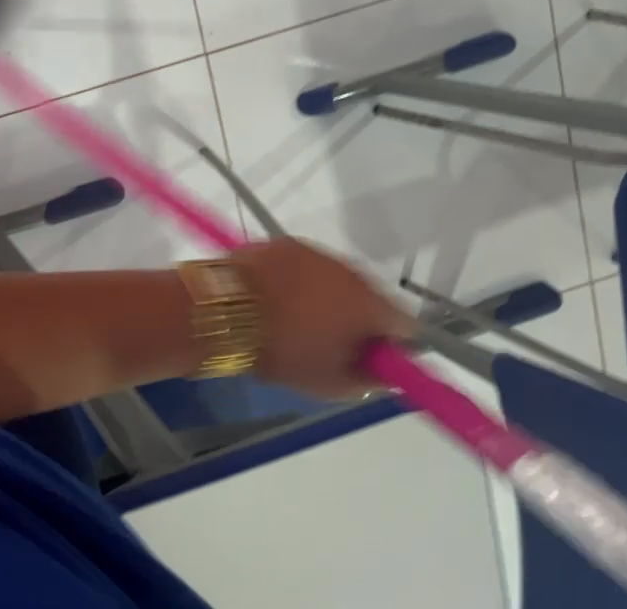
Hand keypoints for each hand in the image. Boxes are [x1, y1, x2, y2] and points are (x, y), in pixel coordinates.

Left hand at [235, 239, 414, 397]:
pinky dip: (298, 280)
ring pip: (336, 279)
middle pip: (370, 298)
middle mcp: (349, 269)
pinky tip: (277, 296)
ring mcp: (313, 251)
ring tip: (297, 317)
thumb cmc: (281, 349)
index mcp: (371, 304)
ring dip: (327, 297)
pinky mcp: (280, 243)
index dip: (391, 347)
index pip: (406, 327)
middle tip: (330, 342)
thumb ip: (368, 381)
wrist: (221, 308)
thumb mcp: (330, 383)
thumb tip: (382, 374)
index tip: (371, 360)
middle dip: (358, 320)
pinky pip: (304, 266)